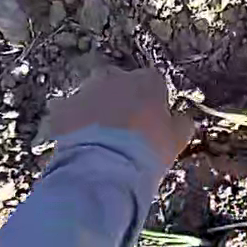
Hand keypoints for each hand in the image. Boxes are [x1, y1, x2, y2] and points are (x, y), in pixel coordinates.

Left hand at [40, 66, 193, 167]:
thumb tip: (182, 120)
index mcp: (147, 81)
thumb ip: (180, 125)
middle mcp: (116, 77)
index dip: (152, 103)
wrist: (104, 169)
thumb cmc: (146, 153)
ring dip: (96, 110)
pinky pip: (68, 111)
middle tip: (124, 130)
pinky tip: (79, 144)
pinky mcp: (63, 107)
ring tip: (100, 141)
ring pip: (92, 96)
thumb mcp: (175, 141)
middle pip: (120, 84)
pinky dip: (72, 123)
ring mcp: (86, 90)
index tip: (151, 122)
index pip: (153, 83)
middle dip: (121, 101)